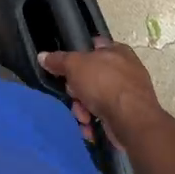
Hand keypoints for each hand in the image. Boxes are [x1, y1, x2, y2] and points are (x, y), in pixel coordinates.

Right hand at [39, 39, 163, 142]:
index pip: (93, 46)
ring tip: (82, 117)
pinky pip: (105, 114)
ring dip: (83, 109)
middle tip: (73, 96)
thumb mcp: (74, 65)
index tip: (65, 68)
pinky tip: (89, 127)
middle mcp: (126, 70)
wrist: (132, 122)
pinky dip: (95, 120)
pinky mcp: (130, 116)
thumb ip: (57, 60)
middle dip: (77, 90)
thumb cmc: (103, 83)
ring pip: (96, 97)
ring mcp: (129, 94)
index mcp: (117, 50)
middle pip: (90, 76)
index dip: (77, 55)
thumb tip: (42, 56)